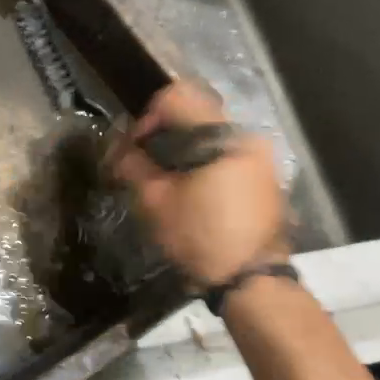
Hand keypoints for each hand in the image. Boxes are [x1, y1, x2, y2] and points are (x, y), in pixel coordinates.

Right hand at [110, 82, 287, 294]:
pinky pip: (224, 150)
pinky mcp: (262, 175)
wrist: (252, 280)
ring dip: (181, 145)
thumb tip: (116, 147)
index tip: (133, 147)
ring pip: (209, 131)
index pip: (176, 98)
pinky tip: (187, 185)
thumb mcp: (155, 202)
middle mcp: (246, 137)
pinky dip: (200, 158)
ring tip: (163, 174)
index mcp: (223, 137)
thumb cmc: (201, 237)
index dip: (146, 117)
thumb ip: (132, 165)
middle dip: (162, 131)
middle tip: (143, 158)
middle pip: (195, 111)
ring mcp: (259, 156)